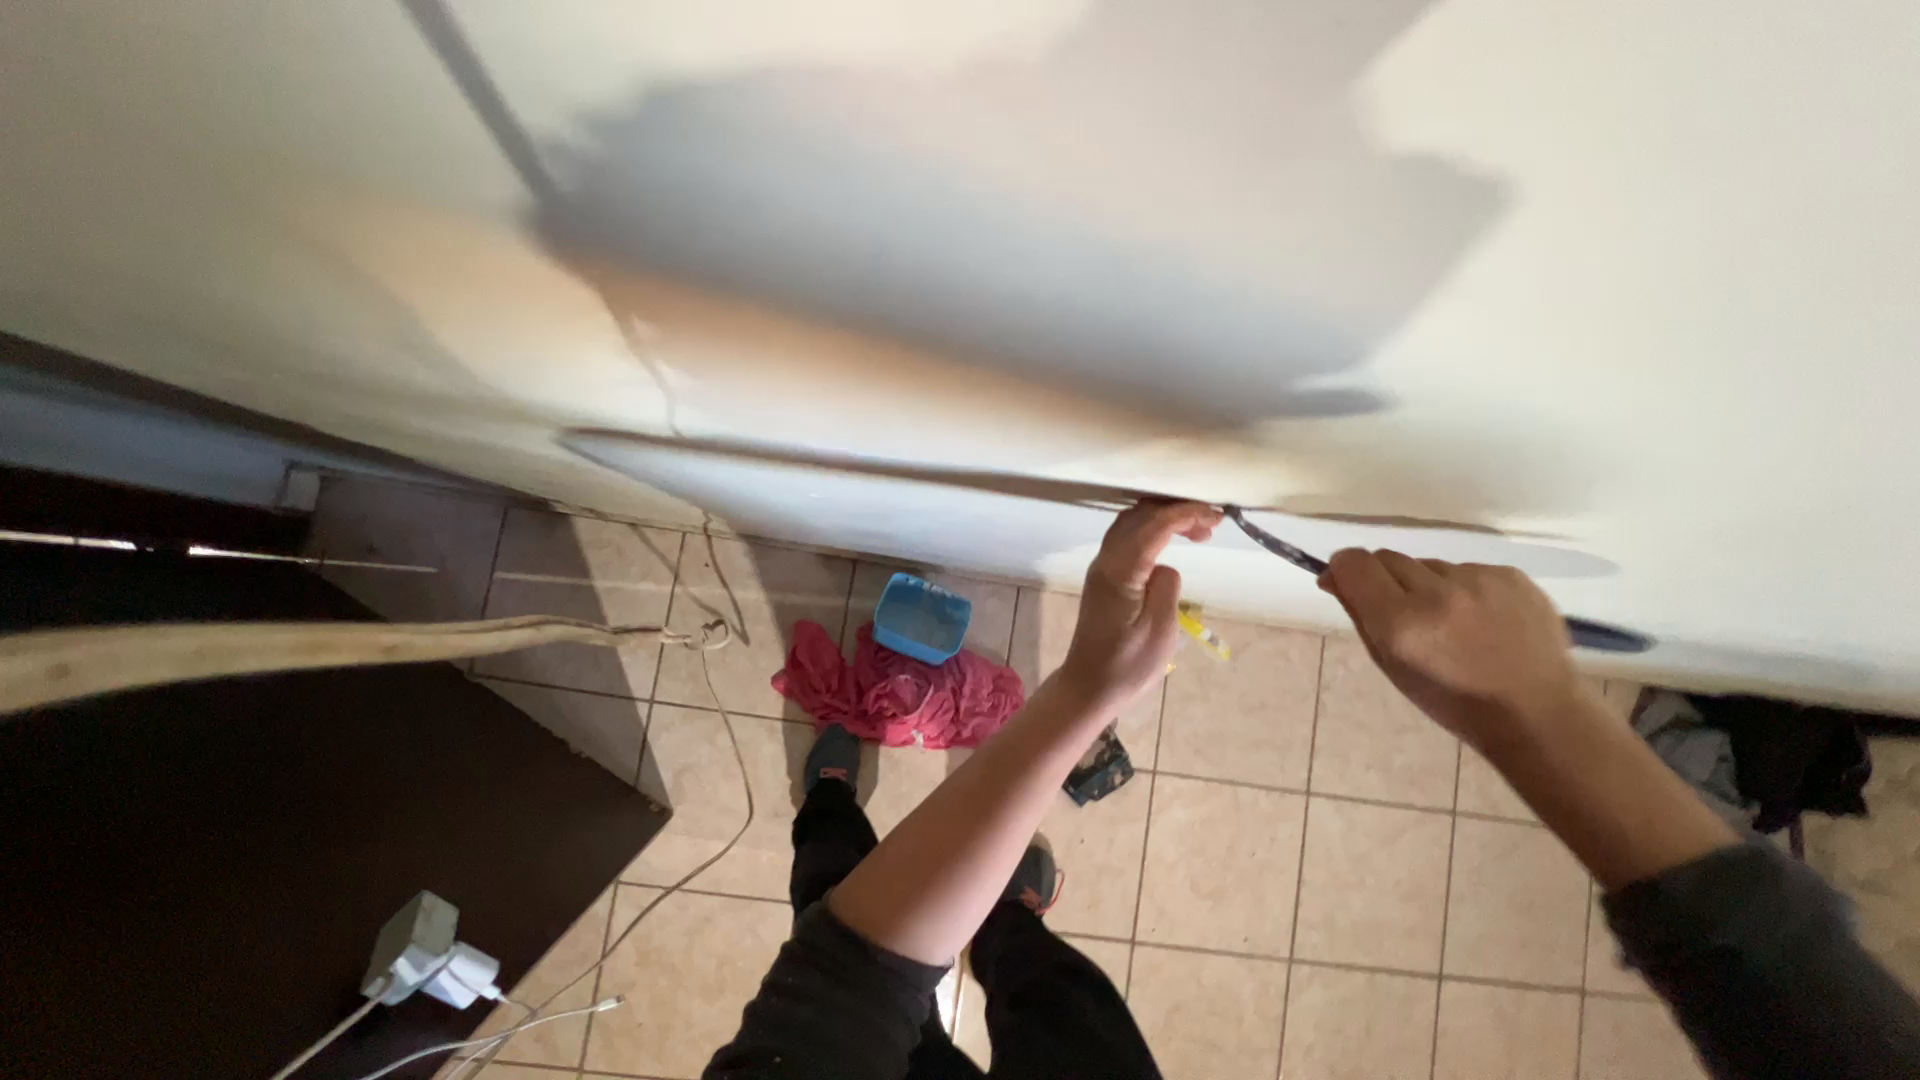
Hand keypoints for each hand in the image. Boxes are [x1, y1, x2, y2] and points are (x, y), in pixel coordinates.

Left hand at [1059, 500, 1221, 706]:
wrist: (1089, 685)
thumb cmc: (1127, 665)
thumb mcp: (1160, 630)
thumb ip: (1166, 588)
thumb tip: (1165, 566)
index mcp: (1120, 572)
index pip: (1153, 525)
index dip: (1186, 513)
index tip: (1216, 516)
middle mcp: (1105, 562)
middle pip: (1139, 516)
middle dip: (1177, 511)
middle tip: (1212, 523)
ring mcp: (1101, 568)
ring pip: (1131, 524)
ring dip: (1163, 519)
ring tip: (1199, 532)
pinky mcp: (1103, 578)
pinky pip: (1126, 539)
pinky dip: (1151, 532)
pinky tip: (1172, 545)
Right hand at [1317, 549, 1584, 747]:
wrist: (1537, 711)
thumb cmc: (1452, 700)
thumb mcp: (1390, 666)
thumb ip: (1360, 615)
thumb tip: (1335, 577)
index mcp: (1401, 622)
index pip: (1354, 563)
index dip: (1345, 570)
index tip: (1350, 587)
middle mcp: (1438, 592)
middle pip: (1388, 557)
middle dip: (1385, 579)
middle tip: (1404, 613)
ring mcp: (1479, 580)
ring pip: (1429, 565)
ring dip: (1427, 585)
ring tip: (1451, 622)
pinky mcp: (1512, 575)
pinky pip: (1468, 569)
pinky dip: (1464, 588)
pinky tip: (1481, 619)